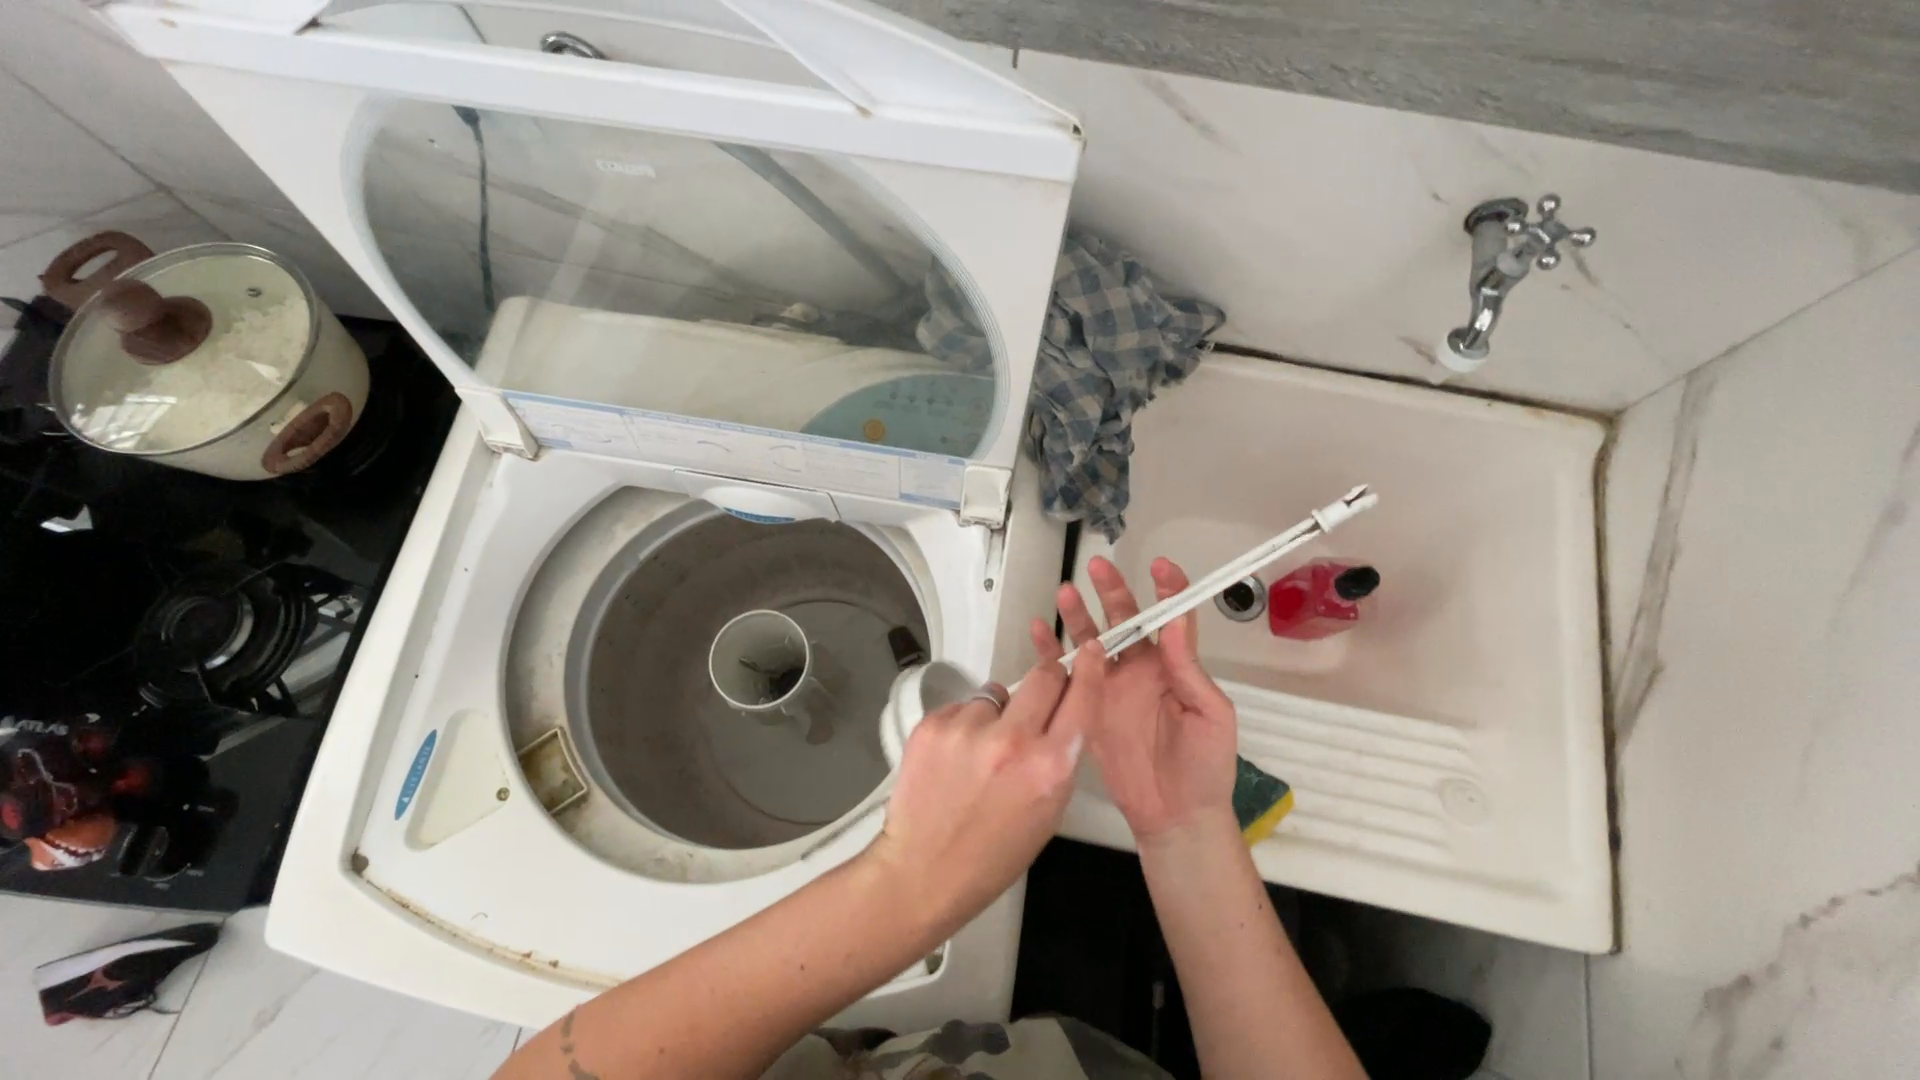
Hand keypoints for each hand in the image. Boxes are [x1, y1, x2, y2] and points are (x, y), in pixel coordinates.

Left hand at [866, 643, 1104, 930]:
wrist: (923, 872)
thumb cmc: (991, 855)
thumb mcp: (1048, 812)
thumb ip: (1059, 759)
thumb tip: (1062, 717)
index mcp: (1049, 767)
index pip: (1081, 697)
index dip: (1090, 670)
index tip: (1091, 652)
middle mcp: (1011, 741)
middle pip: (1043, 676)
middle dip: (1048, 681)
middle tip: (1040, 697)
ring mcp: (968, 729)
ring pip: (997, 694)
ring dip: (997, 713)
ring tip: (981, 753)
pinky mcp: (933, 725)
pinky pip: (962, 707)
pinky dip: (964, 725)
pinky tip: (956, 759)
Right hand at [1034, 556, 1238, 844]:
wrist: (1174, 817)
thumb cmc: (1205, 767)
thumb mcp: (1210, 716)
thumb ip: (1189, 670)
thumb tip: (1176, 622)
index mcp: (1175, 667)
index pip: (1172, 619)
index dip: (1167, 589)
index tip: (1158, 567)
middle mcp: (1142, 670)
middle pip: (1125, 620)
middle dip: (1111, 592)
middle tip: (1096, 567)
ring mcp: (1112, 688)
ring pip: (1093, 641)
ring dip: (1079, 616)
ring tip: (1065, 592)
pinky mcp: (1089, 709)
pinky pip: (1069, 675)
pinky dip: (1052, 653)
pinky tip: (1040, 633)